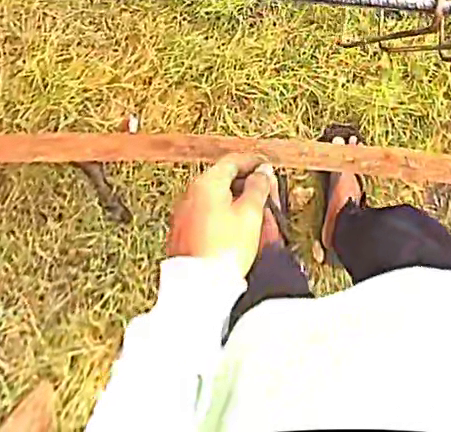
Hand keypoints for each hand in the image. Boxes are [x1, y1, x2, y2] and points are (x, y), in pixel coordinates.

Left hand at [164, 154, 273, 277]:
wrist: (198, 289)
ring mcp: (184, 215)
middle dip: (248, 185)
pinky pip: (208, 217)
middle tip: (267, 195)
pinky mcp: (182, 235)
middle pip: (224, 179)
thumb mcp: (251, 212)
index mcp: (207, 183)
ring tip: (257, 217)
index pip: (234, 161)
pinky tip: (239, 232)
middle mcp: (191, 194)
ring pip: (217, 200)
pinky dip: (225, 217)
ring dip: (238, 203)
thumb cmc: (224, 249)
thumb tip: (262, 172)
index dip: (255, 164)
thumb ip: (259, 186)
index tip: (268, 170)